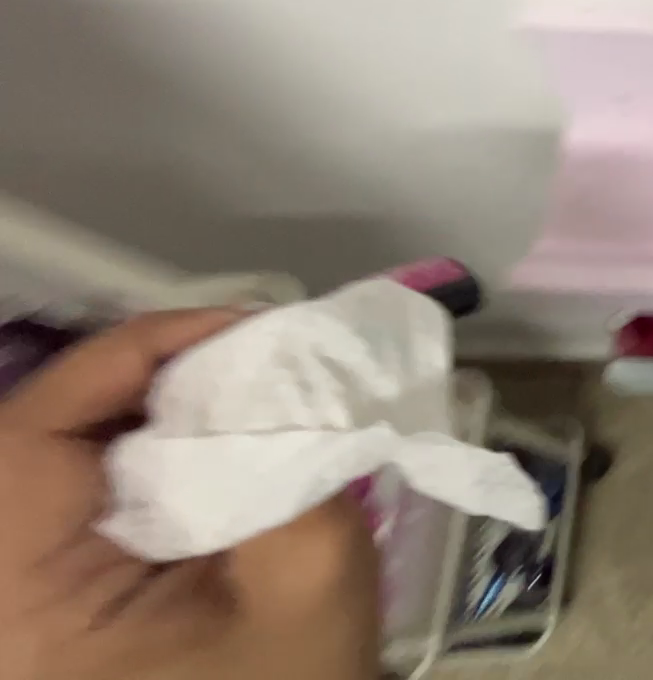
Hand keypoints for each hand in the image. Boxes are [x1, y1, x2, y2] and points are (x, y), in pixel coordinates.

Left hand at [0, 309, 381, 679]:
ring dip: (153, 393)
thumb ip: (291, 468)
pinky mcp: (56, 576)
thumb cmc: (297, 669)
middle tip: (257, 341)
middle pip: (32, 435)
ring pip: (56, 448)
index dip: (124, 357)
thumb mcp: (309, 568)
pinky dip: (156, 427)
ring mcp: (18, 587)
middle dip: (148, 366)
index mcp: (20, 606)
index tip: (240, 323)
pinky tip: (224, 420)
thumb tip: (283, 373)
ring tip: (248, 369)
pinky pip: (83, 476)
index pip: (21, 443)